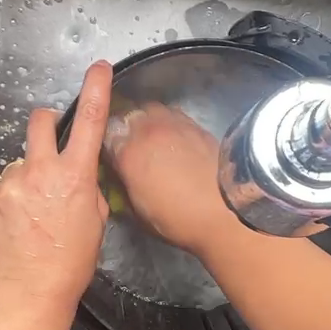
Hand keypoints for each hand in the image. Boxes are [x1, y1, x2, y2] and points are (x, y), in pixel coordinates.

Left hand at [0, 61, 112, 311]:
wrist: (33, 288)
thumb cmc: (73, 260)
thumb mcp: (95, 220)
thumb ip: (87, 186)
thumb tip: (78, 173)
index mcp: (74, 176)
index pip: (88, 121)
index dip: (95, 89)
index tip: (98, 69)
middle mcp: (40, 172)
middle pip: (38, 122)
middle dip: (45, 123)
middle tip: (49, 141)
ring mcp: (11, 184)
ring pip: (19, 162)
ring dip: (27, 175)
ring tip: (33, 210)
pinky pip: (3, 187)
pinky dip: (11, 198)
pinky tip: (18, 222)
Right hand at [103, 103, 247, 256]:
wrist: (226, 211)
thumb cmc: (179, 219)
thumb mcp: (139, 213)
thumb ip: (123, 188)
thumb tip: (119, 178)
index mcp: (127, 154)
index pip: (104, 136)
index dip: (105, 144)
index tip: (108, 154)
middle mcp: (147, 132)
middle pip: (126, 116)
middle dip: (123, 128)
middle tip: (127, 144)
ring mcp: (172, 125)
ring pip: (149, 109)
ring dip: (145, 120)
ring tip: (150, 137)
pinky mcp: (195, 125)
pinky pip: (172, 114)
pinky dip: (167, 122)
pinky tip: (172, 138)